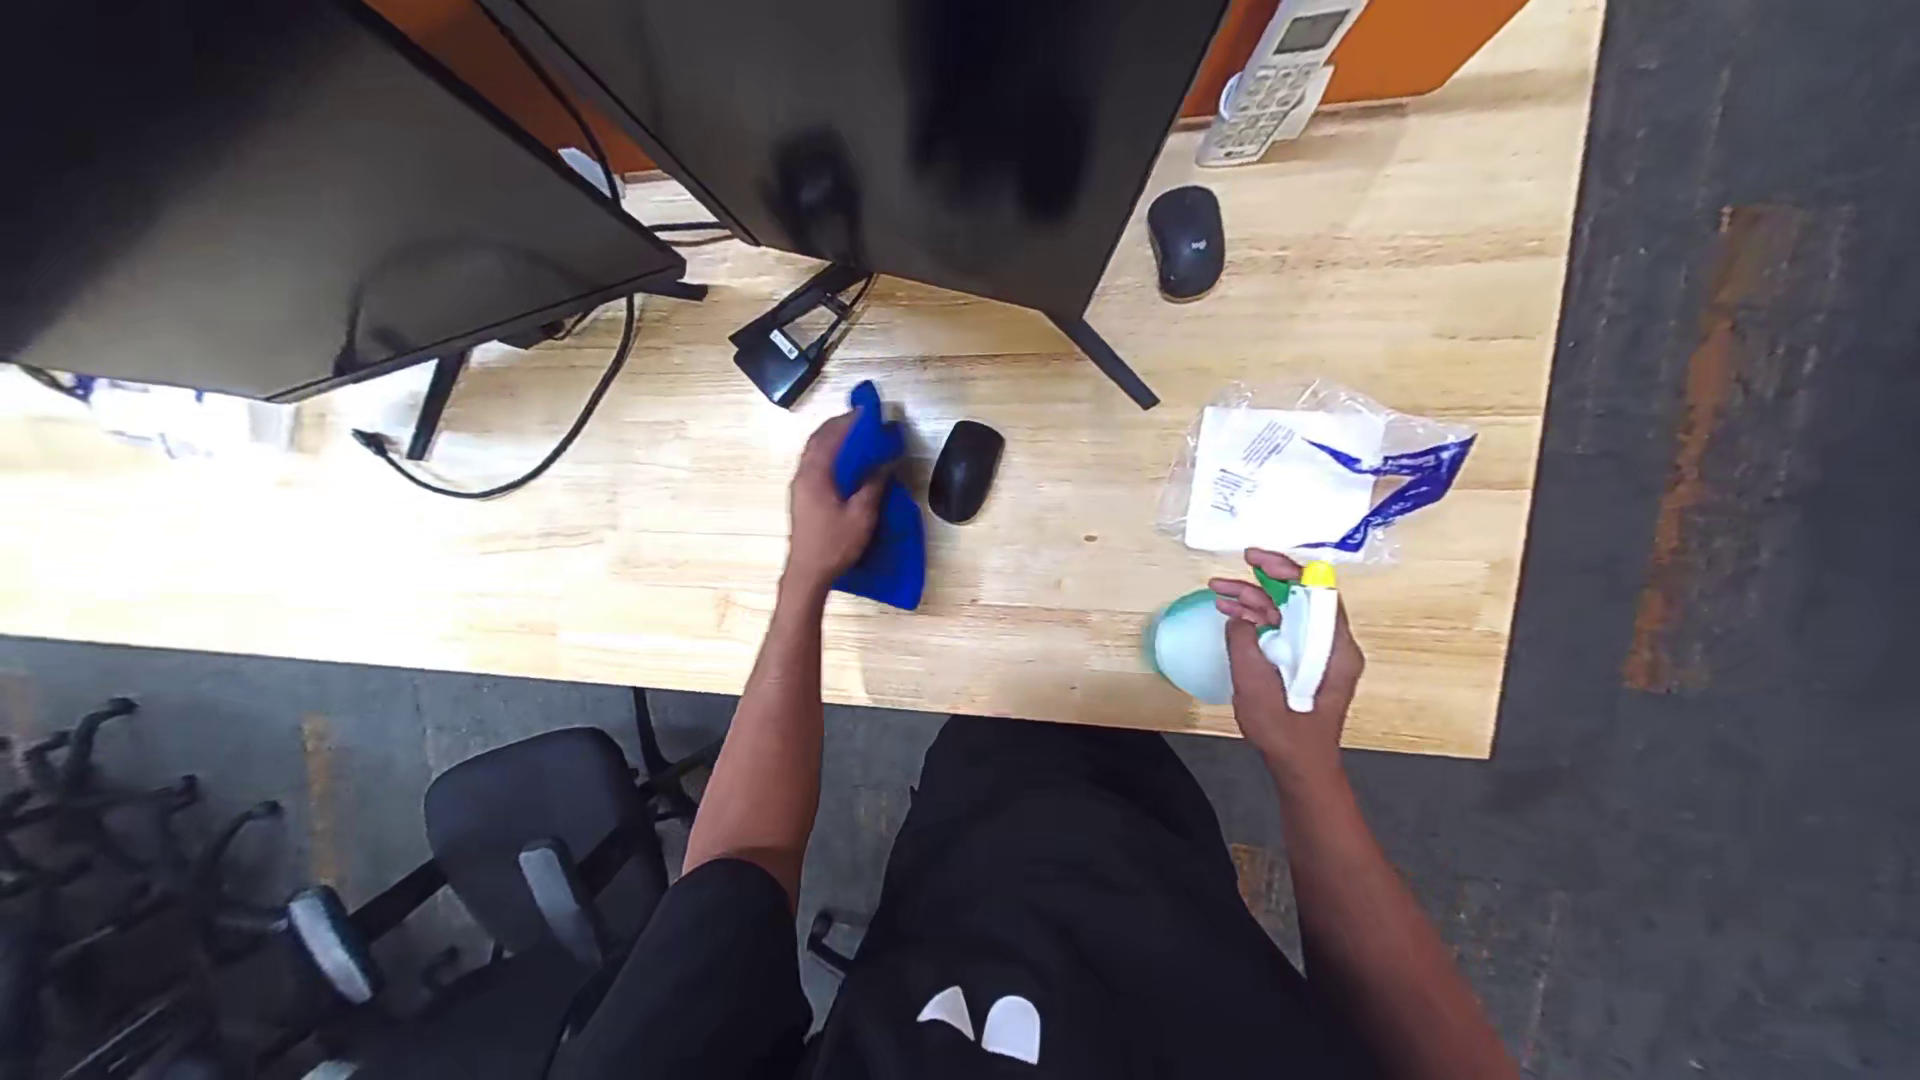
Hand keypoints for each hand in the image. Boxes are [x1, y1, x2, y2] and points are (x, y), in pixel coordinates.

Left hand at [783, 411, 885, 596]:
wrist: (808, 573)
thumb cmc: (834, 545)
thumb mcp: (861, 515)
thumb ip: (873, 485)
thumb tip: (885, 463)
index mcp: (815, 475)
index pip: (831, 437)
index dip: (849, 421)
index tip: (867, 411)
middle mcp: (803, 475)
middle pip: (818, 439)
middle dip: (839, 425)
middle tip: (862, 420)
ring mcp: (800, 486)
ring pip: (814, 451)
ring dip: (833, 438)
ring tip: (856, 435)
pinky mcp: (802, 496)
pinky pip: (814, 463)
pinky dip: (829, 453)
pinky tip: (844, 460)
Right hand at [1208, 548, 1364, 785]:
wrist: (1299, 766)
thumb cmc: (1286, 733)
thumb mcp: (1257, 686)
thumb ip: (1245, 644)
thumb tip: (1239, 619)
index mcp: (1334, 649)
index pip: (1317, 592)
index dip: (1286, 570)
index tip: (1255, 559)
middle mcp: (1331, 645)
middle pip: (1298, 599)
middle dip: (1259, 584)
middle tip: (1225, 579)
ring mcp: (1317, 653)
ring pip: (1286, 612)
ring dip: (1252, 601)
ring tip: (1219, 594)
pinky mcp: (1303, 662)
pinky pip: (1282, 629)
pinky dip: (1256, 619)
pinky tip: (1231, 615)